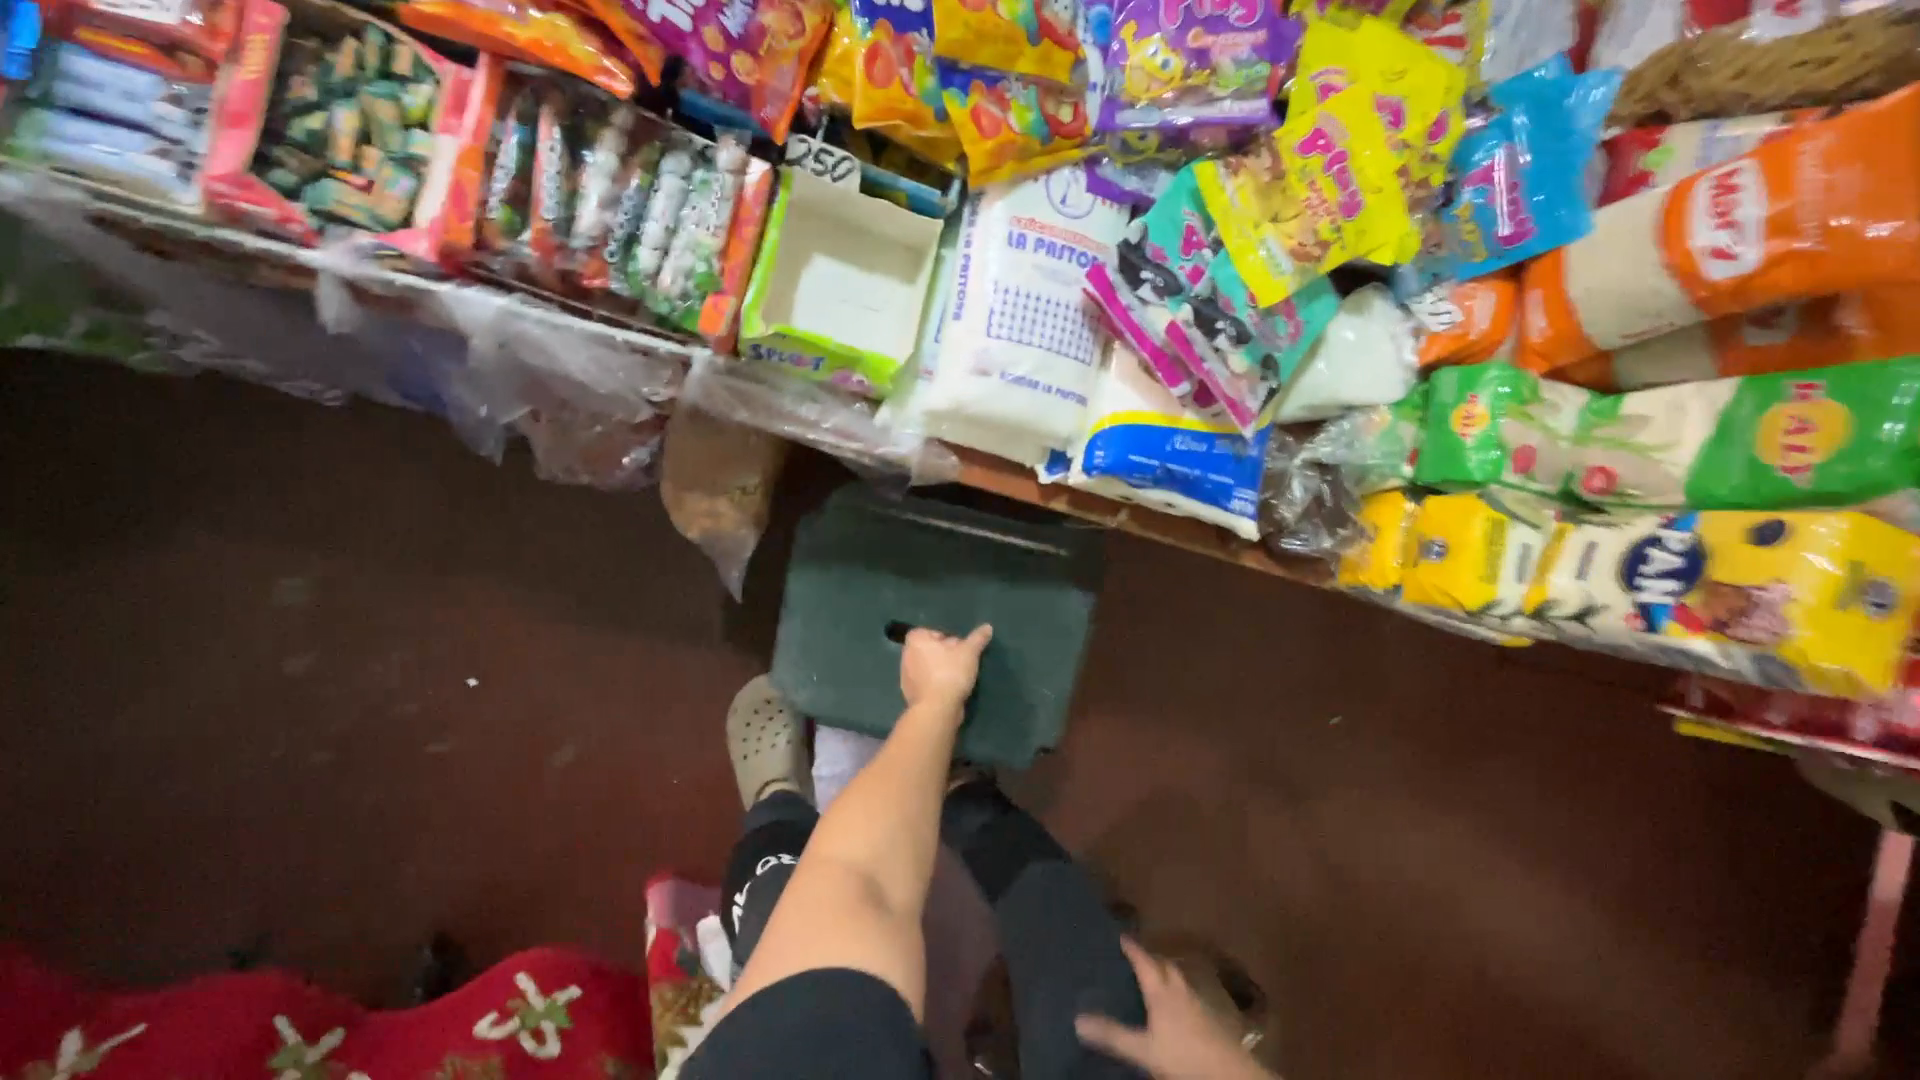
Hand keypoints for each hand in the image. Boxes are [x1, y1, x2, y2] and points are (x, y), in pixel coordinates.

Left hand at [899, 624, 991, 711]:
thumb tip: (987, 627)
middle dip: (943, 654)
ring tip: (957, 677)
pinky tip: (949, 690)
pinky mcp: (910, 693)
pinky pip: (925, 683)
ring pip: (927, 667)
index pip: (929, 632)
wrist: (937, 709)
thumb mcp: (969, 652)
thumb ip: (978, 638)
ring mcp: (906, 676)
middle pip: (929, 650)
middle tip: (961, 662)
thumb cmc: (950, 673)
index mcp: (916, 641)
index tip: (958, 648)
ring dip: (939, 670)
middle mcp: (906, 655)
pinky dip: (935, 684)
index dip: (945, 638)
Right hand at [1077, 939, 1272, 1079]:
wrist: (1231, 1073)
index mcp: (1162, 991)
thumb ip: (1113, 1035)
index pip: (1145, 962)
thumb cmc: (1185, 1056)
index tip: (1121, 936)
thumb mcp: (1144, 1049)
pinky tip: (1177, 1008)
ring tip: (1154, 979)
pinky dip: (1178, 993)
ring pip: (1180, 980)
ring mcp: (1199, 1003)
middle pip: (1165, 966)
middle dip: (1151, 959)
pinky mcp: (1211, 1019)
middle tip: (1136, 959)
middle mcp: (1181, 990)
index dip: (1133, 949)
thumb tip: (1077, 1019)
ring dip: (1166, 974)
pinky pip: (1190, 995)